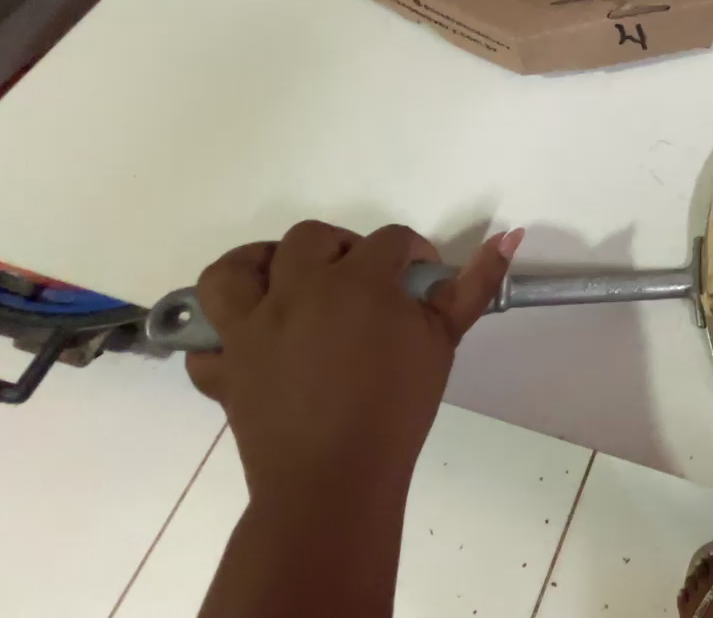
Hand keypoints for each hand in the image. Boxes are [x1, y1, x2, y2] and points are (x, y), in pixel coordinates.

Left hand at [185, 221, 520, 502]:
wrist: (335, 475)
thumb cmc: (399, 402)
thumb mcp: (446, 337)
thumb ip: (475, 284)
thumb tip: (508, 237)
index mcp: (356, 281)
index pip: (389, 239)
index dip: (413, 251)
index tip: (424, 279)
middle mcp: (295, 292)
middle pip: (308, 239)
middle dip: (340, 247)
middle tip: (363, 279)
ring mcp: (248, 330)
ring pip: (230, 272)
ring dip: (258, 266)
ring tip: (287, 283)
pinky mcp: (221, 369)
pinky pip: (203, 339)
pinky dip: (223, 334)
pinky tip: (255, 342)